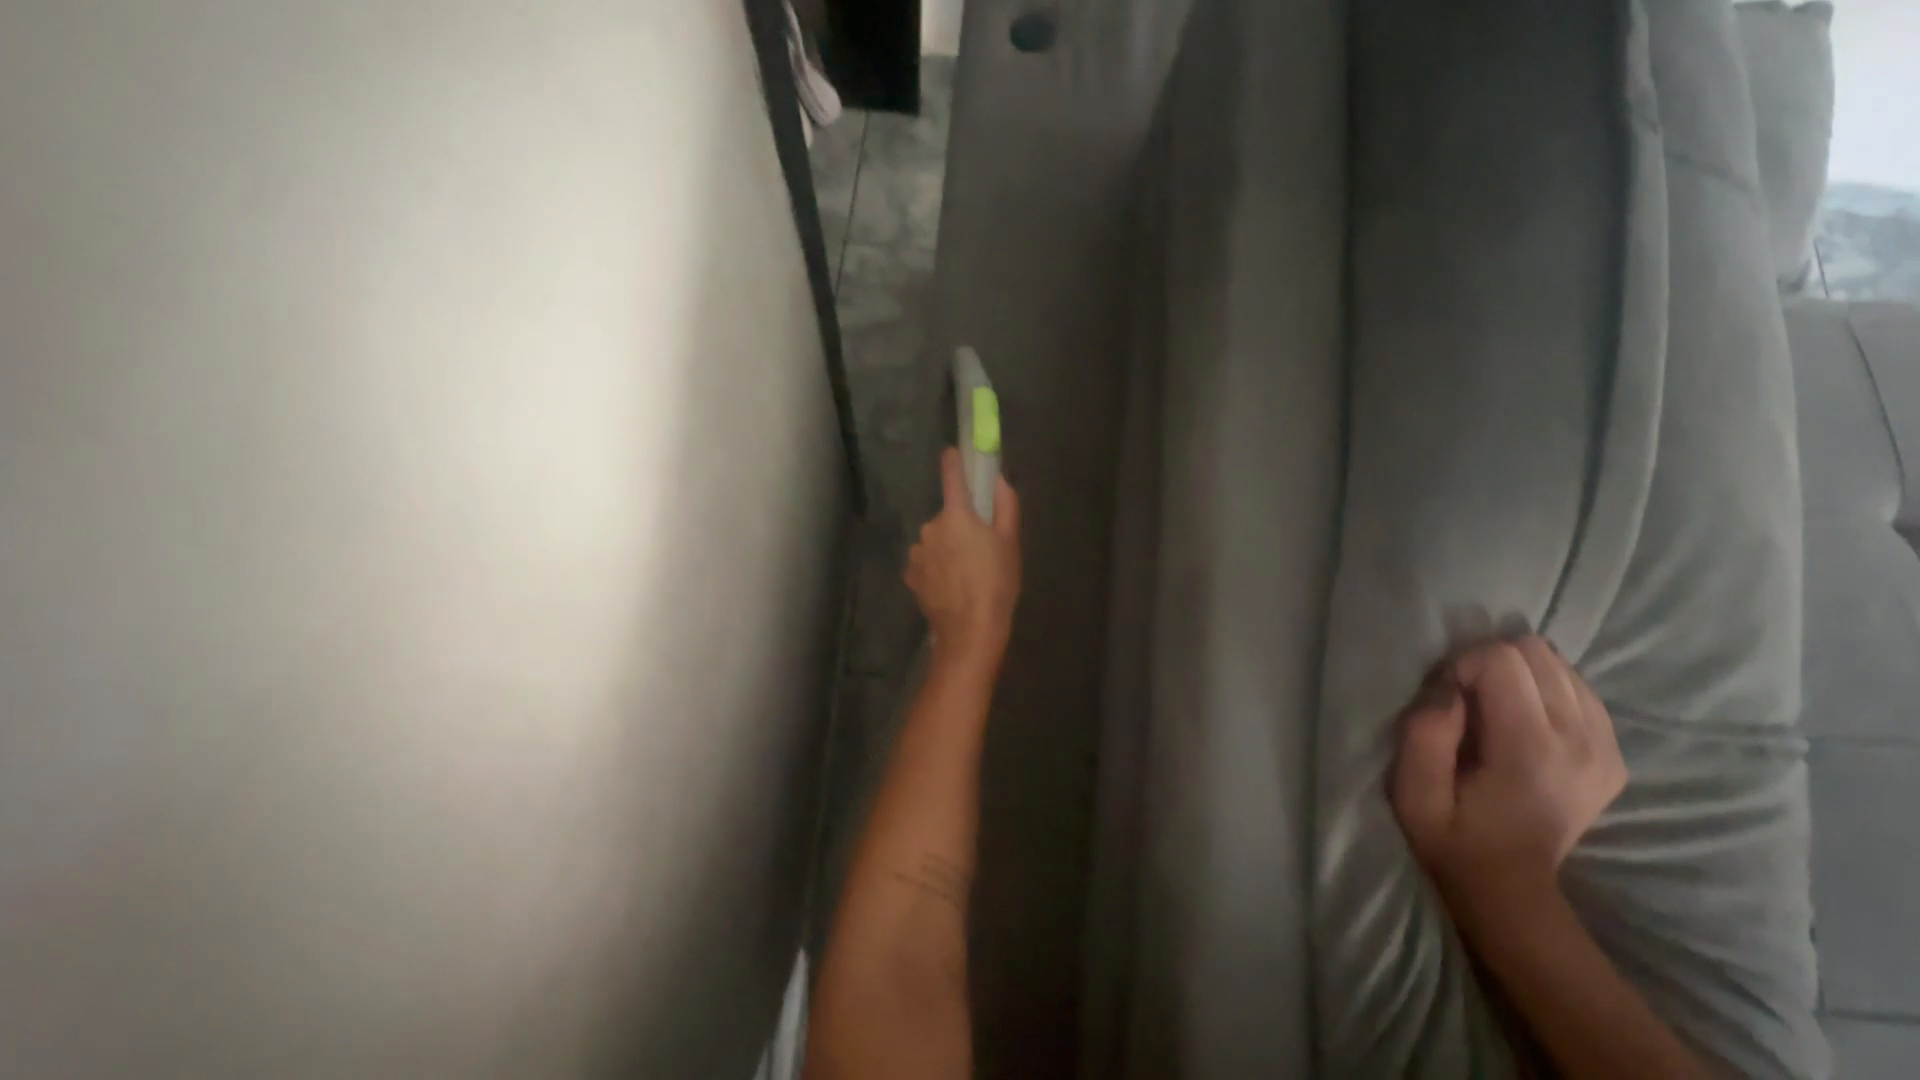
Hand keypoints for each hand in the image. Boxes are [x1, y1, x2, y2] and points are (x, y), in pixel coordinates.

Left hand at [905, 448, 1020, 667]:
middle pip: (948, 517)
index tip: (952, 452)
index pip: (952, 478)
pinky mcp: (911, 575)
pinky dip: (937, 569)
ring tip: (967, 575)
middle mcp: (931, 527)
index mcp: (957, 515)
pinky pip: (927, 563)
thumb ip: (1005, 506)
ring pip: (936, 541)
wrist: (970, 631)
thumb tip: (999, 478)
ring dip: (948, 550)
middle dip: (961, 527)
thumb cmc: (996, 584)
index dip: (953, 463)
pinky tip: (952, 586)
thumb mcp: (1010, 544)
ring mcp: (918, 553)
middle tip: (982, 550)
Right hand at [1391, 637, 1626, 918]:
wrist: (1509, 887)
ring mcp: (1606, 747)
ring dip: (1518, 677)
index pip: (1503, 659)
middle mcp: (1582, 741)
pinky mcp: (1614, 754)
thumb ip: (1424, 732)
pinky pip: (1578, 689)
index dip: (1462, 666)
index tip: (1446, 703)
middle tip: (1467, 705)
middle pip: (1536, 652)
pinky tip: (1524, 723)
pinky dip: (1544, 692)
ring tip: (1494, 714)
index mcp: (1531, 750)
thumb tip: (1450, 689)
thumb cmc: (1451, 836)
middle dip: (1490, 664)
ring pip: (1559, 664)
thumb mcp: (1411, 791)